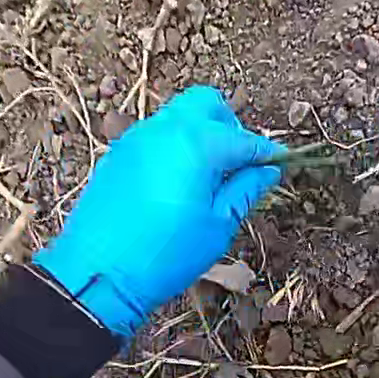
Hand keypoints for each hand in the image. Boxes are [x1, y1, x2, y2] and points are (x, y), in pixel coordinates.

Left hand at [35, 86, 281, 335]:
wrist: (98, 273)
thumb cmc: (166, 253)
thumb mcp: (218, 225)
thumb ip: (246, 190)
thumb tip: (268, 171)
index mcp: (197, 144)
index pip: (244, 139)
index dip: (266, 153)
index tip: (280, 164)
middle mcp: (165, 129)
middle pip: (208, 104)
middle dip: (231, 127)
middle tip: (241, 164)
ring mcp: (138, 138)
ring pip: (180, 116)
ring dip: (203, 134)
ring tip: (212, 176)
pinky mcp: (119, 154)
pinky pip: (158, 134)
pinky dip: (178, 145)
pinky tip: (182, 182)